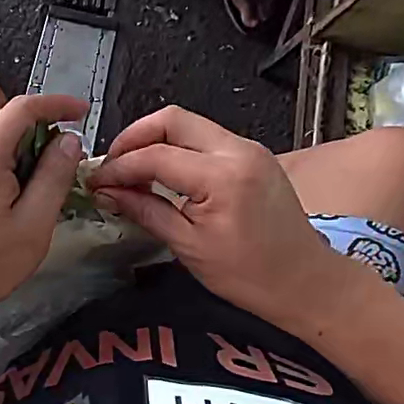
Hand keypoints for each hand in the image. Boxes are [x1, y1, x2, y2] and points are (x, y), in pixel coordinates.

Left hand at [0, 94, 87, 328]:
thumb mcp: (33, 225)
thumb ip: (54, 176)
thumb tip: (69, 141)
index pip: (23, 108)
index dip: (57, 104)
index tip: (80, 112)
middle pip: (5, 126)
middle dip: (36, 142)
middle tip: (54, 177)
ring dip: (13, 157)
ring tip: (22, 200)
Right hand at [87, 106, 360, 325]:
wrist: (307, 283)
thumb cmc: (249, 276)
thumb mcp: (188, 246)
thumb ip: (145, 210)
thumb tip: (107, 192)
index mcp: (222, 177)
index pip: (155, 156)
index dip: (119, 167)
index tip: (96, 181)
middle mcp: (238, 150)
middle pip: (171, 120)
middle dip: (134, 137)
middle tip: (112, 165)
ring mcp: (249, 148)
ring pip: (188, 124)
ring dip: (155, 140)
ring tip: (132, 169)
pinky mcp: (253, 155)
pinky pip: (205, 138)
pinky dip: (177, 148)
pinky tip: (161, 172)